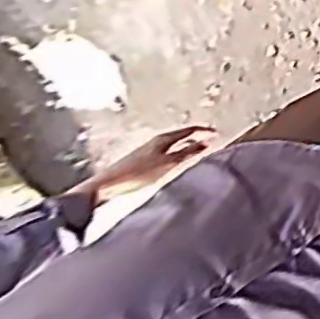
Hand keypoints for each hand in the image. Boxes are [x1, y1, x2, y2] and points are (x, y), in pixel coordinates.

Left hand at [72, 126, 213, 205]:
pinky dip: (173, 155)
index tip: (217, 134)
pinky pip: (163, 154)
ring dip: (184, 147)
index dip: (205, 131)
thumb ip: (189, 153)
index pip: (190, 130)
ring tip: (193, 154)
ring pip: (171, 146)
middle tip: (208, 143)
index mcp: (164, 138)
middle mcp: (155, 141)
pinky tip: (172, 165)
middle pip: (180, 136)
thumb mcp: (168, 164)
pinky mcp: (137, 162)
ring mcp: (145, 151)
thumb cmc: (138, 174)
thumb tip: (208, 142)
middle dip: (195, 138)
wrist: (102, 189)